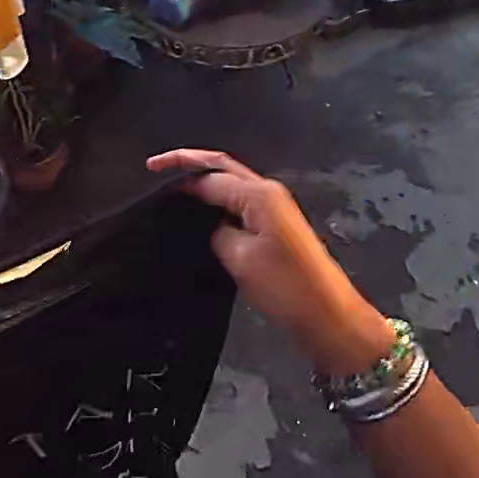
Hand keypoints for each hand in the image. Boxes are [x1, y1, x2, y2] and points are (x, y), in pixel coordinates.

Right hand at [149, 149, 395, 375]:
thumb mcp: (241, 259)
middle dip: (189, 162)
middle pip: (222, 167)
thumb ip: (218, 232)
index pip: (211, 176)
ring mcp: (274, 209)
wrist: (327, 315)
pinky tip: (200, 213)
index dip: (179, 176)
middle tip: (156, 165)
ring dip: (203, 179)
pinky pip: (239, 202)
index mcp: (260, 195)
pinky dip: (216, 200)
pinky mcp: (275, 227)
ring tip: (172, 186)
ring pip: (231, 182)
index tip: (150, 178)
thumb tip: (211, 224)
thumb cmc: (287, 288)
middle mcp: (268, 193)